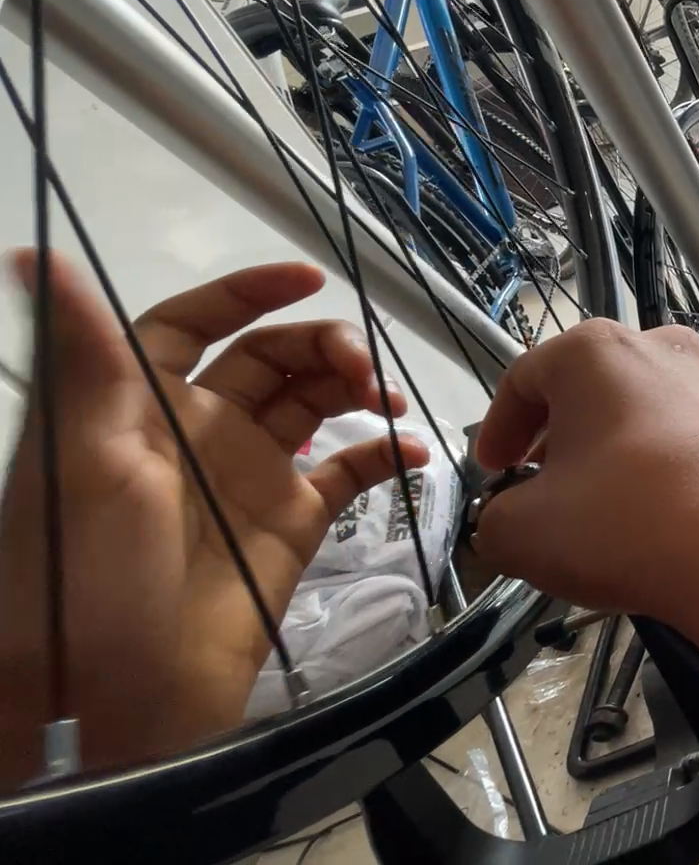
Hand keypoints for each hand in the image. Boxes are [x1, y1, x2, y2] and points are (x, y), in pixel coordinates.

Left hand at [0, 251, 427, 783]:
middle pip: (275, 359)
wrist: (120, 688)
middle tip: (361, 372)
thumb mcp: (78, 462)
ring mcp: (256, 471)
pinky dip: (389, 453)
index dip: (245, 294)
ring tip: (387, 404)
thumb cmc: (83, 569)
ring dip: (362, 390)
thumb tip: (38, 259)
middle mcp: (203, 430)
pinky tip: (412, 453)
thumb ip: (86, 364)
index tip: (309, 278)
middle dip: (325, 348)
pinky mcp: (300, 513)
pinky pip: (356, 467)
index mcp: (140, 408)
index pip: (190, 326)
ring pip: (322, 403)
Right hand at [472, 320, 698, 665]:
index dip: (498, 428)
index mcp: (597, 351)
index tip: (493, 469)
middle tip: (546, 489)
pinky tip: (668, 514)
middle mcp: (665, 349)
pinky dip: (671, 466)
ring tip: (609, 509)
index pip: (524, 378)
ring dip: (619, 451)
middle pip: (593, 390)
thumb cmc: (628, 521)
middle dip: (562, 438)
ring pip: (648, 411)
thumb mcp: (522, 531)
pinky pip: (696, 437)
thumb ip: (496, 516)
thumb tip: (514, 515)